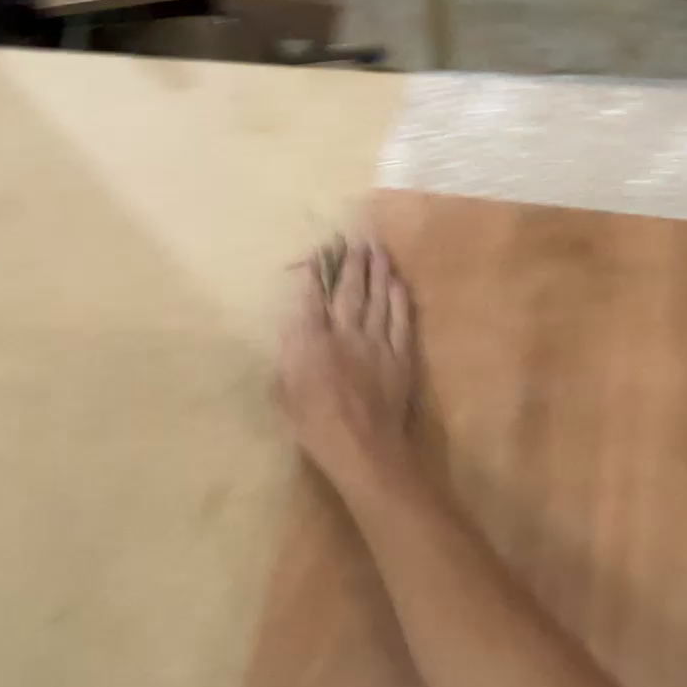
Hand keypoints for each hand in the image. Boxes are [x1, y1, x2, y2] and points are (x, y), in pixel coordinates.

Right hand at [275, 236, 416, 487]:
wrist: (363, 448)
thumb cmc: (316, 428)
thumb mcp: (285, 395)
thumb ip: (288, 359)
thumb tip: (292, 334)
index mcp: (312, 343)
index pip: (312, 299)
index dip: (316, 273)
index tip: (319, 252)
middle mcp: (345, 334)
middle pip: (349, 290)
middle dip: (352, 261)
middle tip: (356, 239)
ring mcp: (376, 342)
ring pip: (378, 298)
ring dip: (378, 271)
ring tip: (378, 249)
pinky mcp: (399, 355)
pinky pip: (400, 319)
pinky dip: (399, 298)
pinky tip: (398, 283)